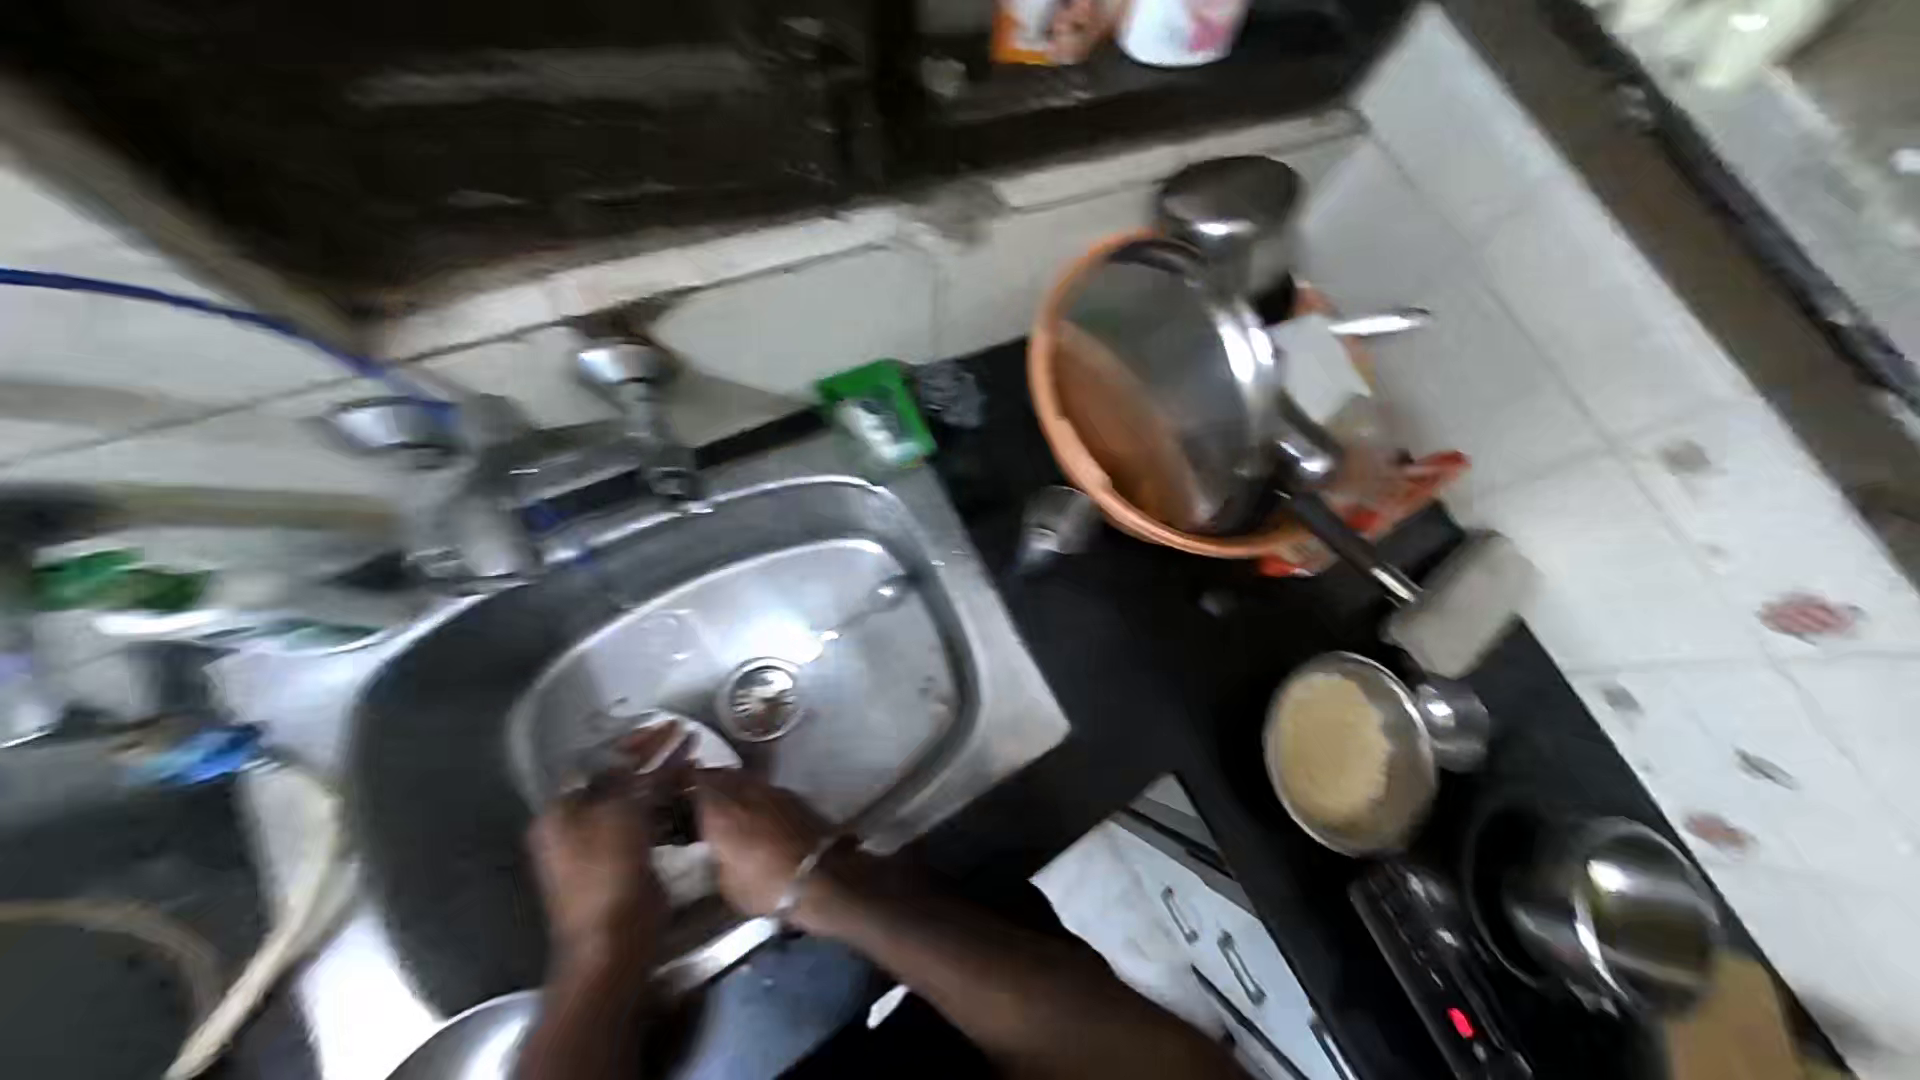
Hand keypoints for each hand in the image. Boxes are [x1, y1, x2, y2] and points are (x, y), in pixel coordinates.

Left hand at [527, 723, 690, 972]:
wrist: (613, 942)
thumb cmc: (608, 875)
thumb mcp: (619, 815)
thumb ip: (632, 778)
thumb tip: (645, 752)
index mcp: (561, 812)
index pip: (597, 762)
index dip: (632, 742)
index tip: (665, 727)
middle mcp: (574, 825)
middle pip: (616, 777)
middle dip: (650, 755)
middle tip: (682, 734)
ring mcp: (599, 844)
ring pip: (633, 796)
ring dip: (661, 774)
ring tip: (692, 753)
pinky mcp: (623, 859)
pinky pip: (644, 817)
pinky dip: (664, 800)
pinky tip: (688, 787)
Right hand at [691, 769, 836, 921]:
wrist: (819, 874)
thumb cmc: (766, 886)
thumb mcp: (726, 882)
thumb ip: (716, 856)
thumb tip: (717, 847)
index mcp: (719, 813)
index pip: (693, 784)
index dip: (682, 781)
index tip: (673, 783)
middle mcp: (743, 793)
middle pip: (719, 775)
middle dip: (706, 778)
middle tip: (696, 788)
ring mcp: (770, 790)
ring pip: (742, 777)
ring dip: (731, 782)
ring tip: (724, 795)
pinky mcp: (791, 795)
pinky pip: (762, 786)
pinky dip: (752, 791)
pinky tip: (752, 804)